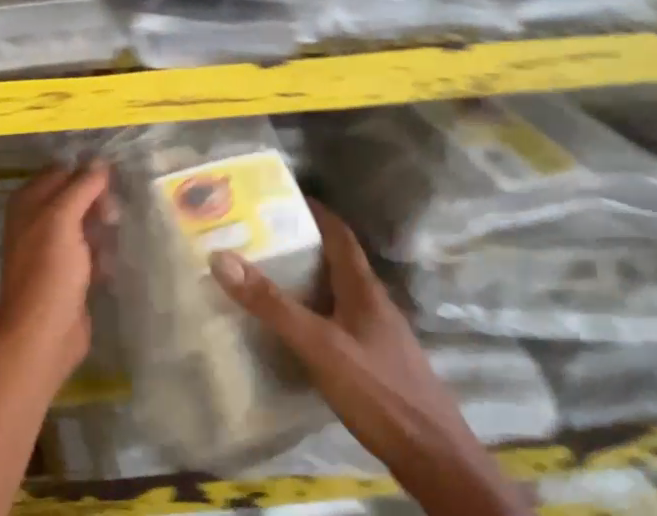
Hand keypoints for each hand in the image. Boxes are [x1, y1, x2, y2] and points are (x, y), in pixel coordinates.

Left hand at [0, 164, 110, 374]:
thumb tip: (99, 161)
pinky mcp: (69, 273)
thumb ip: (80, 188)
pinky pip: (90, 253)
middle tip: (113, 216)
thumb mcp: (62, 220)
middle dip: (97, 203)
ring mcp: (52, 248)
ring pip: (85, 225)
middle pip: (74, 197)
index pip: (61, 172)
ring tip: (113, 240)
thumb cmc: (49, 271)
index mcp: (28, 202)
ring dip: (102, 230)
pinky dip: (102, 255)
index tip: (114, 183)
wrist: (43, 333)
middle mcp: (37, 221)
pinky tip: (110, 265)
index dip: (86, 174)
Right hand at [210, 201, 513, 502]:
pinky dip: (312, 313)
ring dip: (305, 281)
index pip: (340, 236)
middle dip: (300, 245)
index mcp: (365, 291)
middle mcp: (374, 306)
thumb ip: (272, 304)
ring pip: (336, 294)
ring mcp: (379, 336)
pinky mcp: (377, 364)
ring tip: (263, 277)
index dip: (315, 212)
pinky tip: (292, 330)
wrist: (435, 459)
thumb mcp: (319, 346)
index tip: (280, 196)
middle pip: (336, 263)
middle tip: (256, 236)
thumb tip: (221, 257)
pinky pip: (338, 323)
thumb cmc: (379, 393)